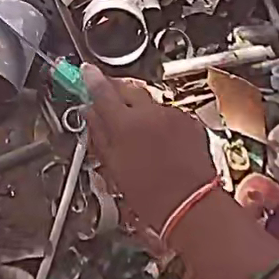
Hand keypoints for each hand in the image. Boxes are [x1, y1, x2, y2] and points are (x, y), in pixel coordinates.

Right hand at [83, 64, 218, 231]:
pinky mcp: (188, 120)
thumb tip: (90, 114)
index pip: (102, 91)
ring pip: (148, 101)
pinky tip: (159, 140)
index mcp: (125, 124)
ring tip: (137, 132)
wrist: (192, 207)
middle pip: (126, 88)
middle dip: (115, 91)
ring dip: (139, 108)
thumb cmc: (152, 196)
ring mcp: (171, 114)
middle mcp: (149, 112)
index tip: (86, 71)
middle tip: (108, 101)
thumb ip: (99, 133)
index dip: (91, 79)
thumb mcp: (114, 166)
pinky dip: (160, 120)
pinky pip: (167, 112)